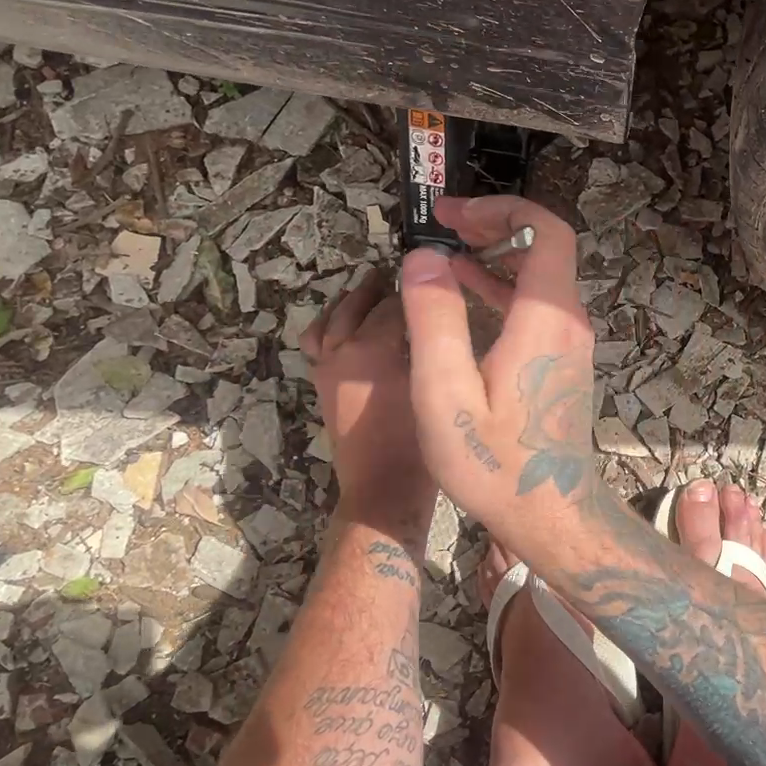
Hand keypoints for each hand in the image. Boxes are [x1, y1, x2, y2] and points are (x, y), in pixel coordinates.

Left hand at [300, 268, 435, 509]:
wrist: (382, 491)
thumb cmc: (420, 442)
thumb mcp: (438, 387)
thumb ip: (436, 345)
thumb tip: (441, 312)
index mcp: (373, 347)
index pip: (401, 301)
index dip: (424, 288)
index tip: (446, 276)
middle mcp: (342, 351)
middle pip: (364, 305)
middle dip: (389, 288)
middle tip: (417, 275)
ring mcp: (327, 368)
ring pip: (333, 318)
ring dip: (355, 300)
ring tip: (376, 288)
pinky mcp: (322, 385)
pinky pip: (319, 340)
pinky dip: (332, 324)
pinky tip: (349, 327)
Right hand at [397, 196, 596, 532]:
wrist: (550, 510)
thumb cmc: (495, 463)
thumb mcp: (445, 393)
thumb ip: (434, 320)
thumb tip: (423, 259)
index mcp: (547, 319)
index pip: (548, 232)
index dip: (504, 210)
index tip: (452, 214)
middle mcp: (569, 323)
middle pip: (545, 249)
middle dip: (494, 227)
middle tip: (442, 227)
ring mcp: (570, 342)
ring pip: (540, 278)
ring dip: (495, 259)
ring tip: (441, 256)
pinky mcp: (563, 361)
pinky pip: (537, 307)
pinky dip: (502, 289)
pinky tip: (462, 294)